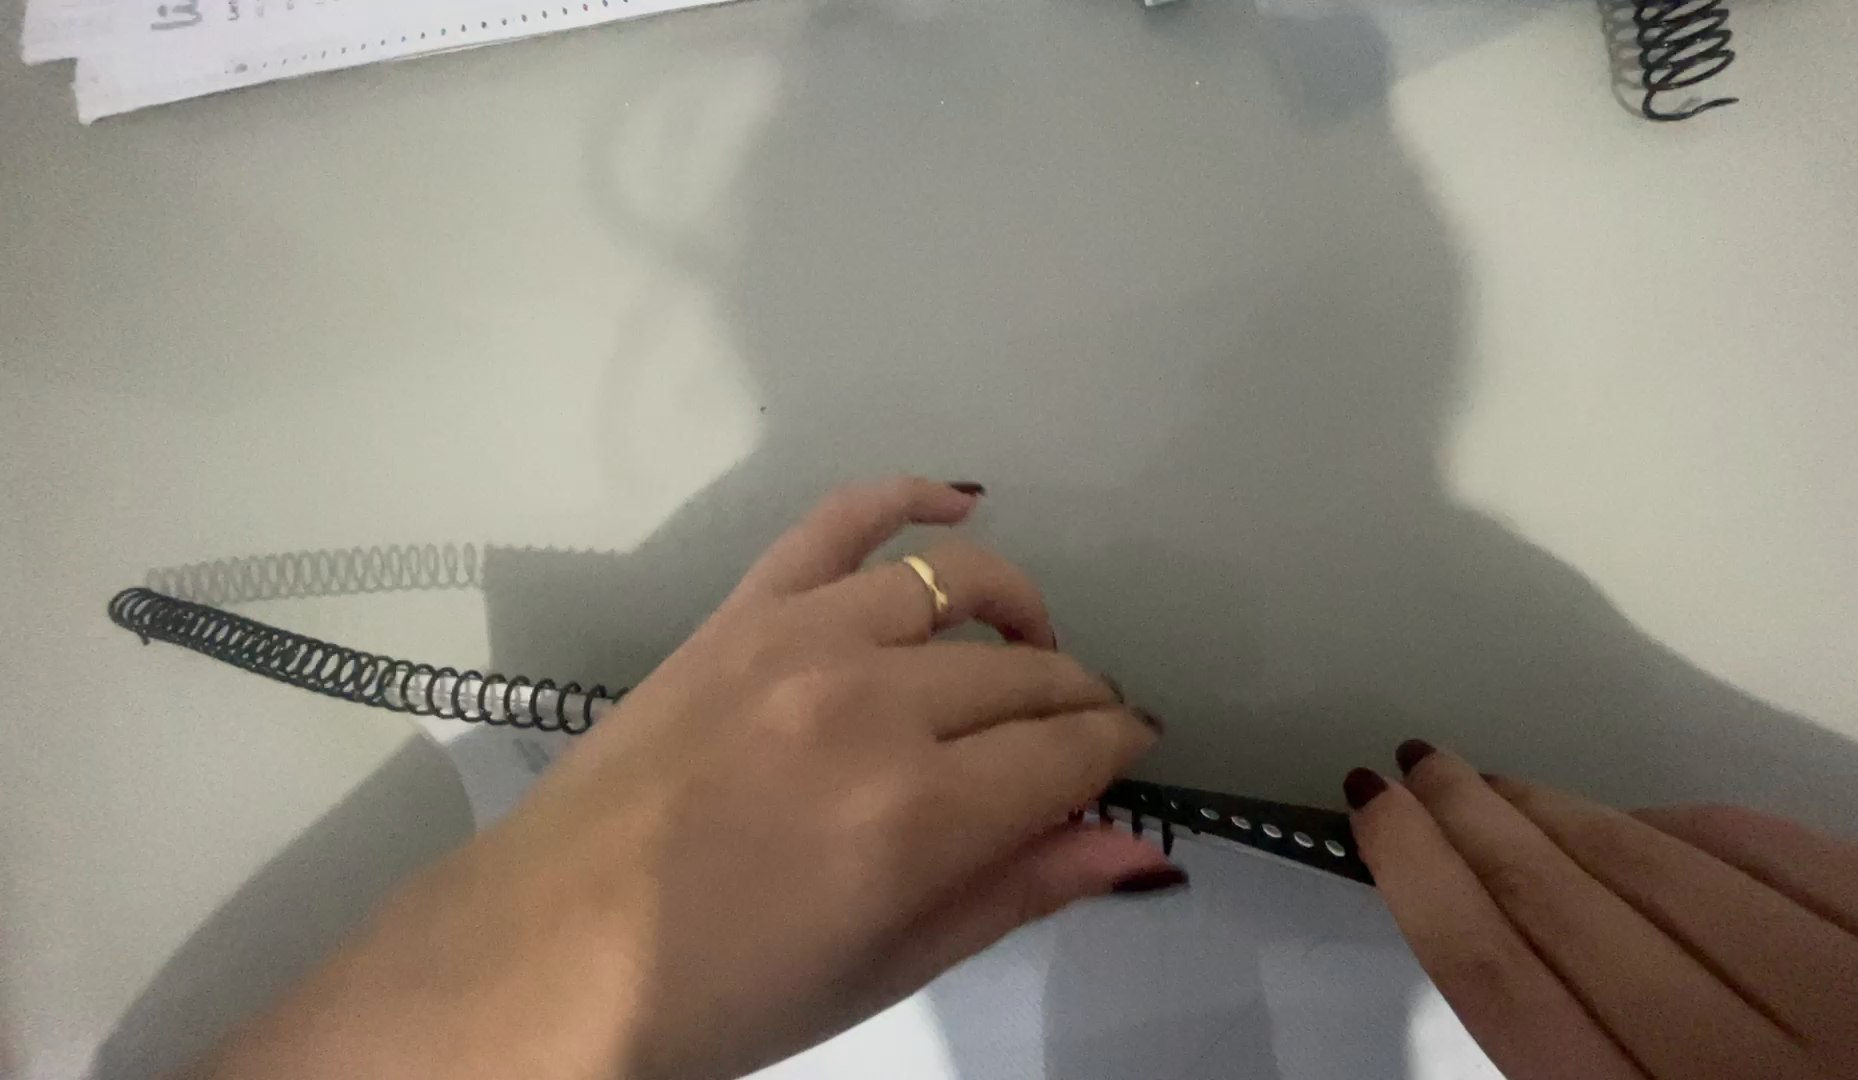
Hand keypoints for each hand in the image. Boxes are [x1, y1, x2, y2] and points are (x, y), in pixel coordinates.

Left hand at [195, 477, 1172, 1079]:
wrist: (543, 957)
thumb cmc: (724, 992)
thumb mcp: (889, 965)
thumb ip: (1022, 888)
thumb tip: (1142, 848)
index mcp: (913, 816)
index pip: (1069, 753)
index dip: (1115, 752)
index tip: (1130, 753)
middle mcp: (871, 705)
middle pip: (1025, 675)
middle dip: (1079, 700)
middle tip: (1082, 729)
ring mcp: (801, 637)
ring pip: (960, 584)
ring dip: (1021, 612)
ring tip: (1032, 645)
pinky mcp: (746, 608)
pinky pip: (842, 518)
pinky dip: (908, 494)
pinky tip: (959, 501)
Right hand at [1347, 741, 1857, 1079]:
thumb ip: (1570, 1058)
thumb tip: (1497, 925)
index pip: (1497, 977)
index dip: (1418, 871)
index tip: (1372, 796)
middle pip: (1563, 908)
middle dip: (1470, 815)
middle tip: (1422, 758)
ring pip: (1666, 873)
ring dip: (1563, 811)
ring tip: (1506, 781)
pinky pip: (1807, 867)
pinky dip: (1706, 828)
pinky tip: (1653, 816)